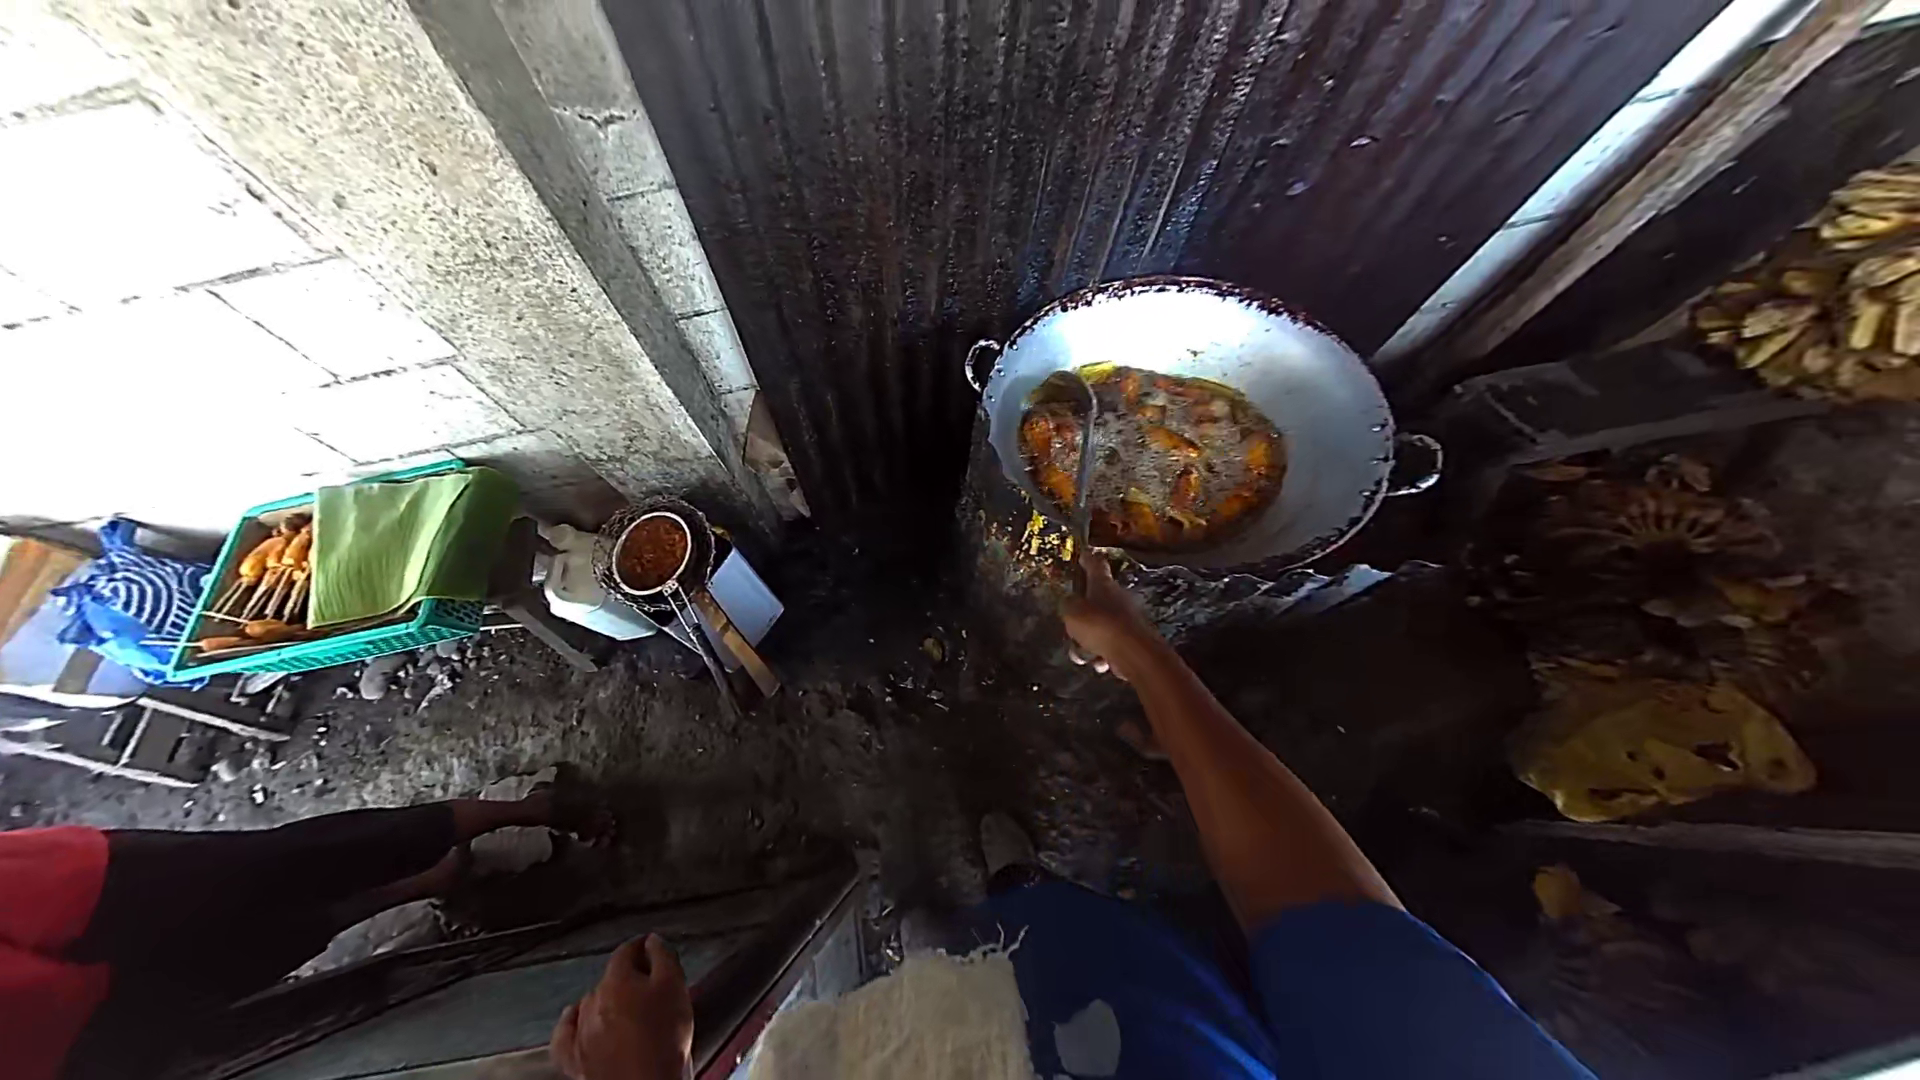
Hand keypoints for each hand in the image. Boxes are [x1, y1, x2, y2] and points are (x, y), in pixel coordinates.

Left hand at [550, 934, 693, 1079]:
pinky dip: (569, 1023)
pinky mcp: (575, 1060)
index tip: (653, 947)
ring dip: (608, 996)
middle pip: (610, 977)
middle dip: (629, 973)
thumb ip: (664, 956)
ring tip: (628, 1001)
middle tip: (651, 978)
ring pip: (590, 1002)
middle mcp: (593, 1004)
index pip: (625, 951)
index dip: (641, 945)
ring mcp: (580, 1035)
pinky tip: (574, 1016)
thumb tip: (651, 941)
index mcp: (617, 982)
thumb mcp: (675, 985)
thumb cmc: (665, 1036)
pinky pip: (564, 1035)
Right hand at [1061, 553, 1163, 680]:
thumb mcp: (1072, 612)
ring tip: (1084, 654)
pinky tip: (1100, 662)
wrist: (1134, 654)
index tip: (1083, 553)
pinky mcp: (1132, 641)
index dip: (1087, 559)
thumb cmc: (1101, 625)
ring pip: (1098, 628)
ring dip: (1088, 643)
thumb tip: (1070, 603)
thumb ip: (1067, 605)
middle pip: (1094, 602)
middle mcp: (1117, 598)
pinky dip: (1102, 655)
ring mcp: (1127, 619)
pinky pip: (1109, 645)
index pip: (1095, 565)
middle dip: (1080, 619)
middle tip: (1071, 629)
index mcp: (1103, 585)